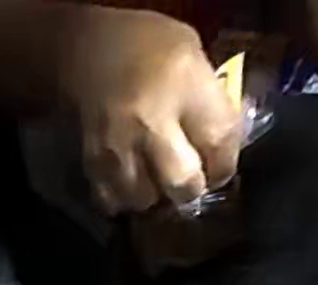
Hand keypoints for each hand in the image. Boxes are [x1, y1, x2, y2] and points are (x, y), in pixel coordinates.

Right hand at [62, 9, 243, 214]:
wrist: (93, 51)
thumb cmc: (151, 50)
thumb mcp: (193, 58)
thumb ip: (210, 104)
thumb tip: (219, 151)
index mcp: (184, 82)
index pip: (219, 140)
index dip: (225, 164)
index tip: (220, 170)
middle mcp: (149, 119)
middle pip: (181, 182)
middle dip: (191, 189)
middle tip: (190, 182)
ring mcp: (117, 146)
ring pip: (145, 200)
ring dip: (156, 197)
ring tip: (158, 182)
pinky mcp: (93, 164)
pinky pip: (112, 202)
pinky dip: (125, 201)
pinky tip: (131, 186)